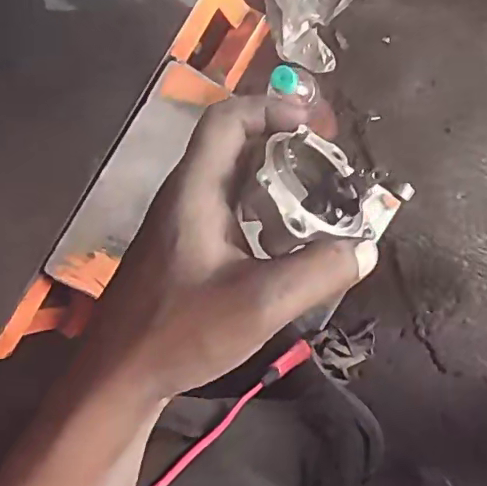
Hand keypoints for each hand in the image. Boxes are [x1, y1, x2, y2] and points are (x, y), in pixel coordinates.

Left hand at [79, 96, 377, 399]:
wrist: (120, 377)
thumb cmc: (180, 333)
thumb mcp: (259, 304)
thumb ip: (317, 273)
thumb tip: (366, 249)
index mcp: (196, 192)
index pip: (228, 120)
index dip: (273, 109)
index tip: (317, 127)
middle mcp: (187, 197)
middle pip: (237, 146)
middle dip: (287, 146)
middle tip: (331, 166)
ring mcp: (185, 225)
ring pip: (237, 182)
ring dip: (279, 182)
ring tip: (321, 201)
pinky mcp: (188, 251)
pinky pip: (233, 214)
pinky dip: (267, 214)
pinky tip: (292, 245)